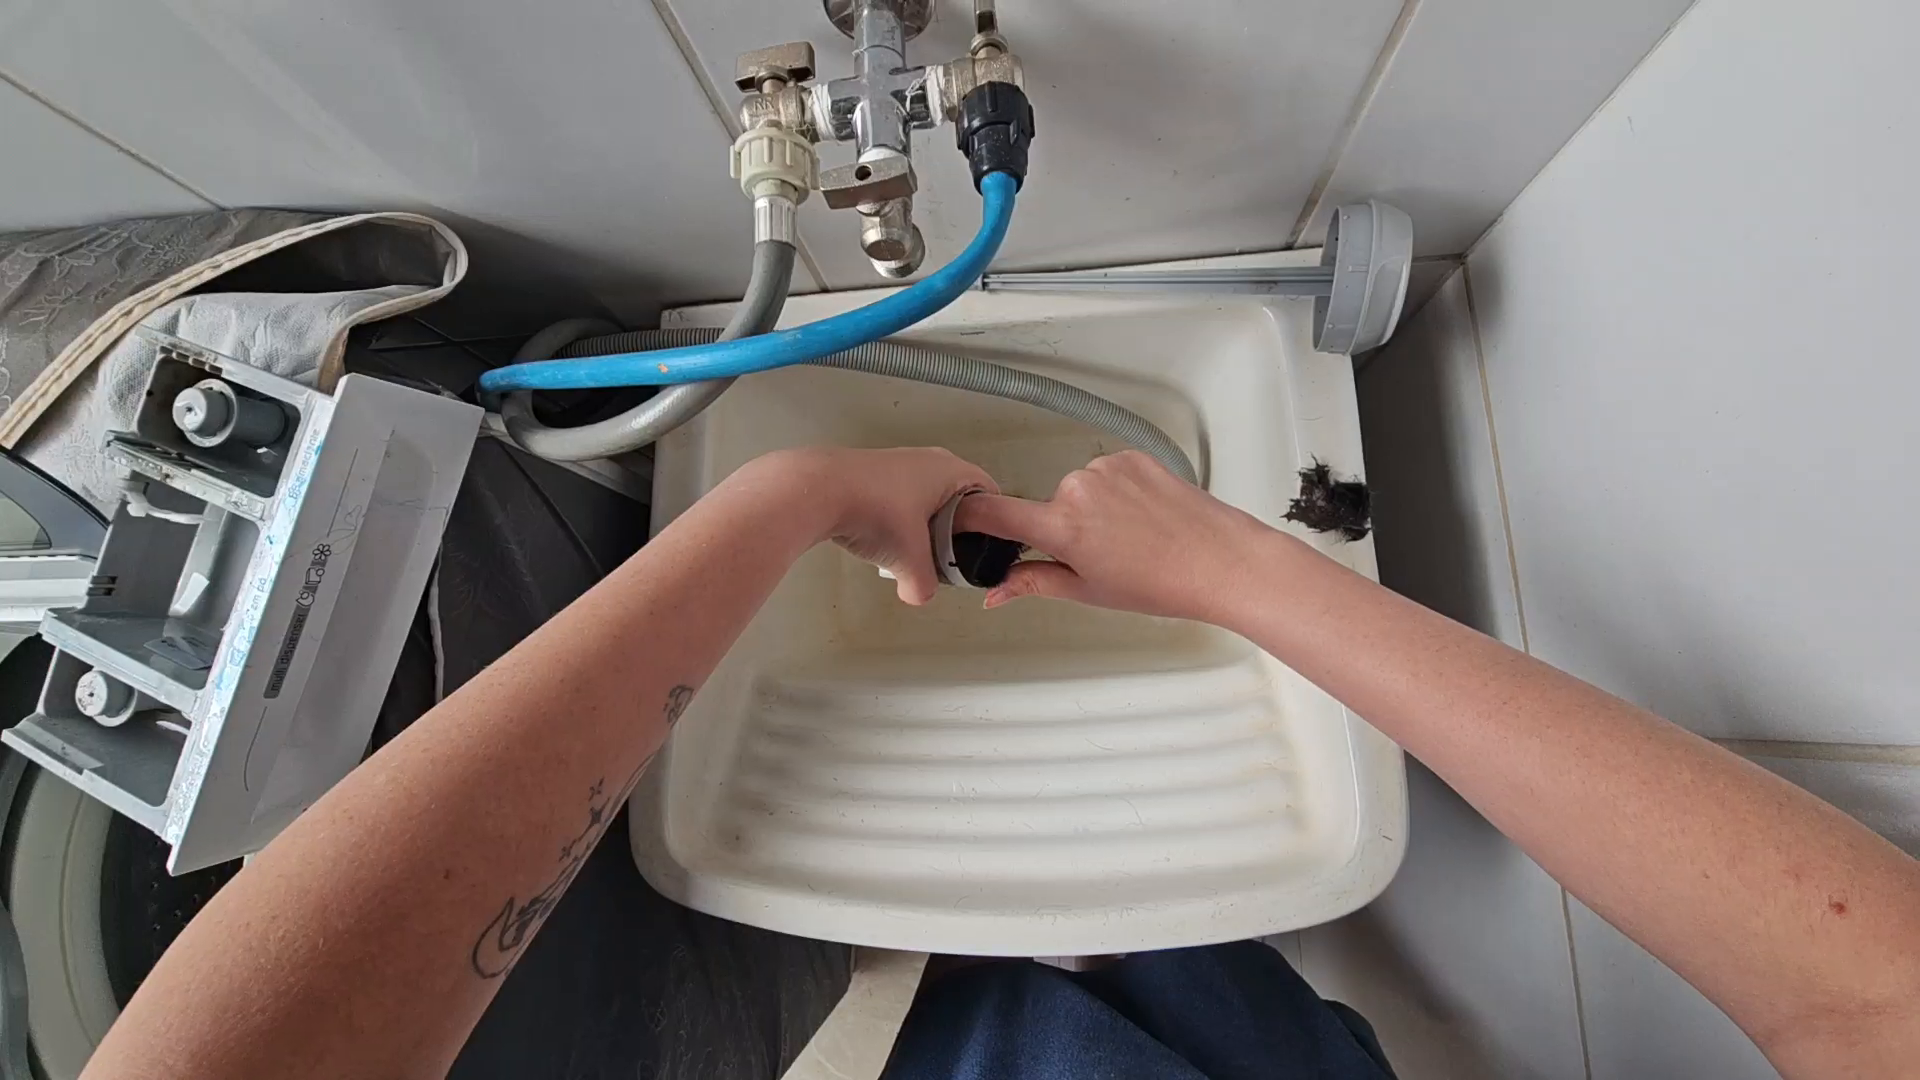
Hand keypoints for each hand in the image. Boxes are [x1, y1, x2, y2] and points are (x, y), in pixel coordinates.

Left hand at [751, 446, 995, 605]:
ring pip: (925, 499)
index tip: (983, 549)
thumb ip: (923, 585)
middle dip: (955, 529)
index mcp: (951, 470)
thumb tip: (917, 596)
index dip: (992, 523)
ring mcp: (898, 461)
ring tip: (910, 551)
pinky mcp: (871, 470)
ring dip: (922, 525)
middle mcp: (929, 459)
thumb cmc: (876, 514)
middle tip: (947, 557)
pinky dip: (895, 518)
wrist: (815, 490)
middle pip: (957, 498)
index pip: (990, 492)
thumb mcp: (909, 562)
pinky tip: (880, 538)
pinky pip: (898, 497)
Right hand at [953, 450, 1280, 623]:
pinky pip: (1107, 473)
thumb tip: (993, 594)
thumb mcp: (1088, 590)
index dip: (971, 518)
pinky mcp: (1133, 456)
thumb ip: (1034, 582)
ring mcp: (1107, 467)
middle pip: (1046, 504)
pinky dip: (1116, 491)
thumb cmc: (1159, 584)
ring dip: (1091, 508)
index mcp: (1062, 526)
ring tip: (1130, 534)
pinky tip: (1143, 514)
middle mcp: (1078, 487)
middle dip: (1061, 526)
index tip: (966, 525)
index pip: (992, 512)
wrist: (1222, 561)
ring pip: (1078, 489)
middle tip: (1099, 553)